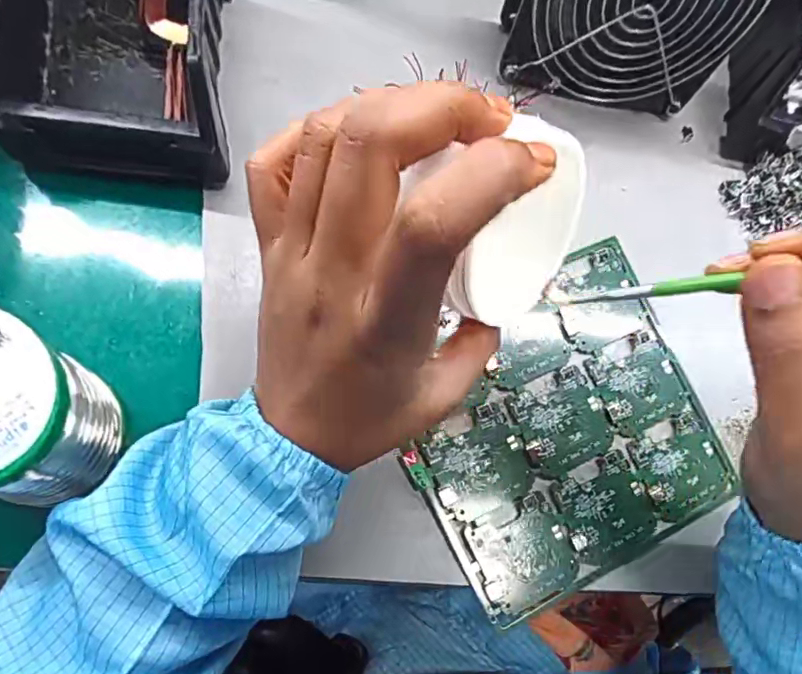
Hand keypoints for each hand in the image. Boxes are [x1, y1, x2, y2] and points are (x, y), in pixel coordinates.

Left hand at [246, 84, 556, 470]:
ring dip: (391, 105)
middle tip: (486, 122)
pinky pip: (275, 163)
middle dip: (442, 107)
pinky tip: (358, 142)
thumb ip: (480, 341)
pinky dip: (319, 130)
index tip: (532, 165)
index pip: (431, 225)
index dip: (491, 173)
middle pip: (371, 146)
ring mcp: (292, 256)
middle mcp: (332, 277)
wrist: (290, 440)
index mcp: (384, 324)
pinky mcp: (269, 248)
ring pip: (326, 138)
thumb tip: (495, 291)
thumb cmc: (365, 422)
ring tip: (432, 122)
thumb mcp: (442, 397)